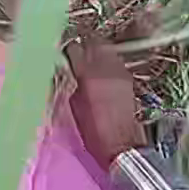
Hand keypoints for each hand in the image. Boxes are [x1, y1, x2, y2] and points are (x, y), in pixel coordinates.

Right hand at [67, 40, 146, 167]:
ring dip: (95, 48)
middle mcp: (107, 69)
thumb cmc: (93, 132)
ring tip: (85, 56)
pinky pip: (114, 59)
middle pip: (94, 42)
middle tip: (72, 48)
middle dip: (82, 42)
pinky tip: (98, 68)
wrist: (123, 147)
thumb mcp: (73, 105)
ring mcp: (121, 72)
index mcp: (89, 76)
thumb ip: (70, 81)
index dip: (66, 47)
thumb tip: (66, 68)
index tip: (60, 51)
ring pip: (106, 48)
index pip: (75, 48)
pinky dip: (105, 59)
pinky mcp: (128, 79)